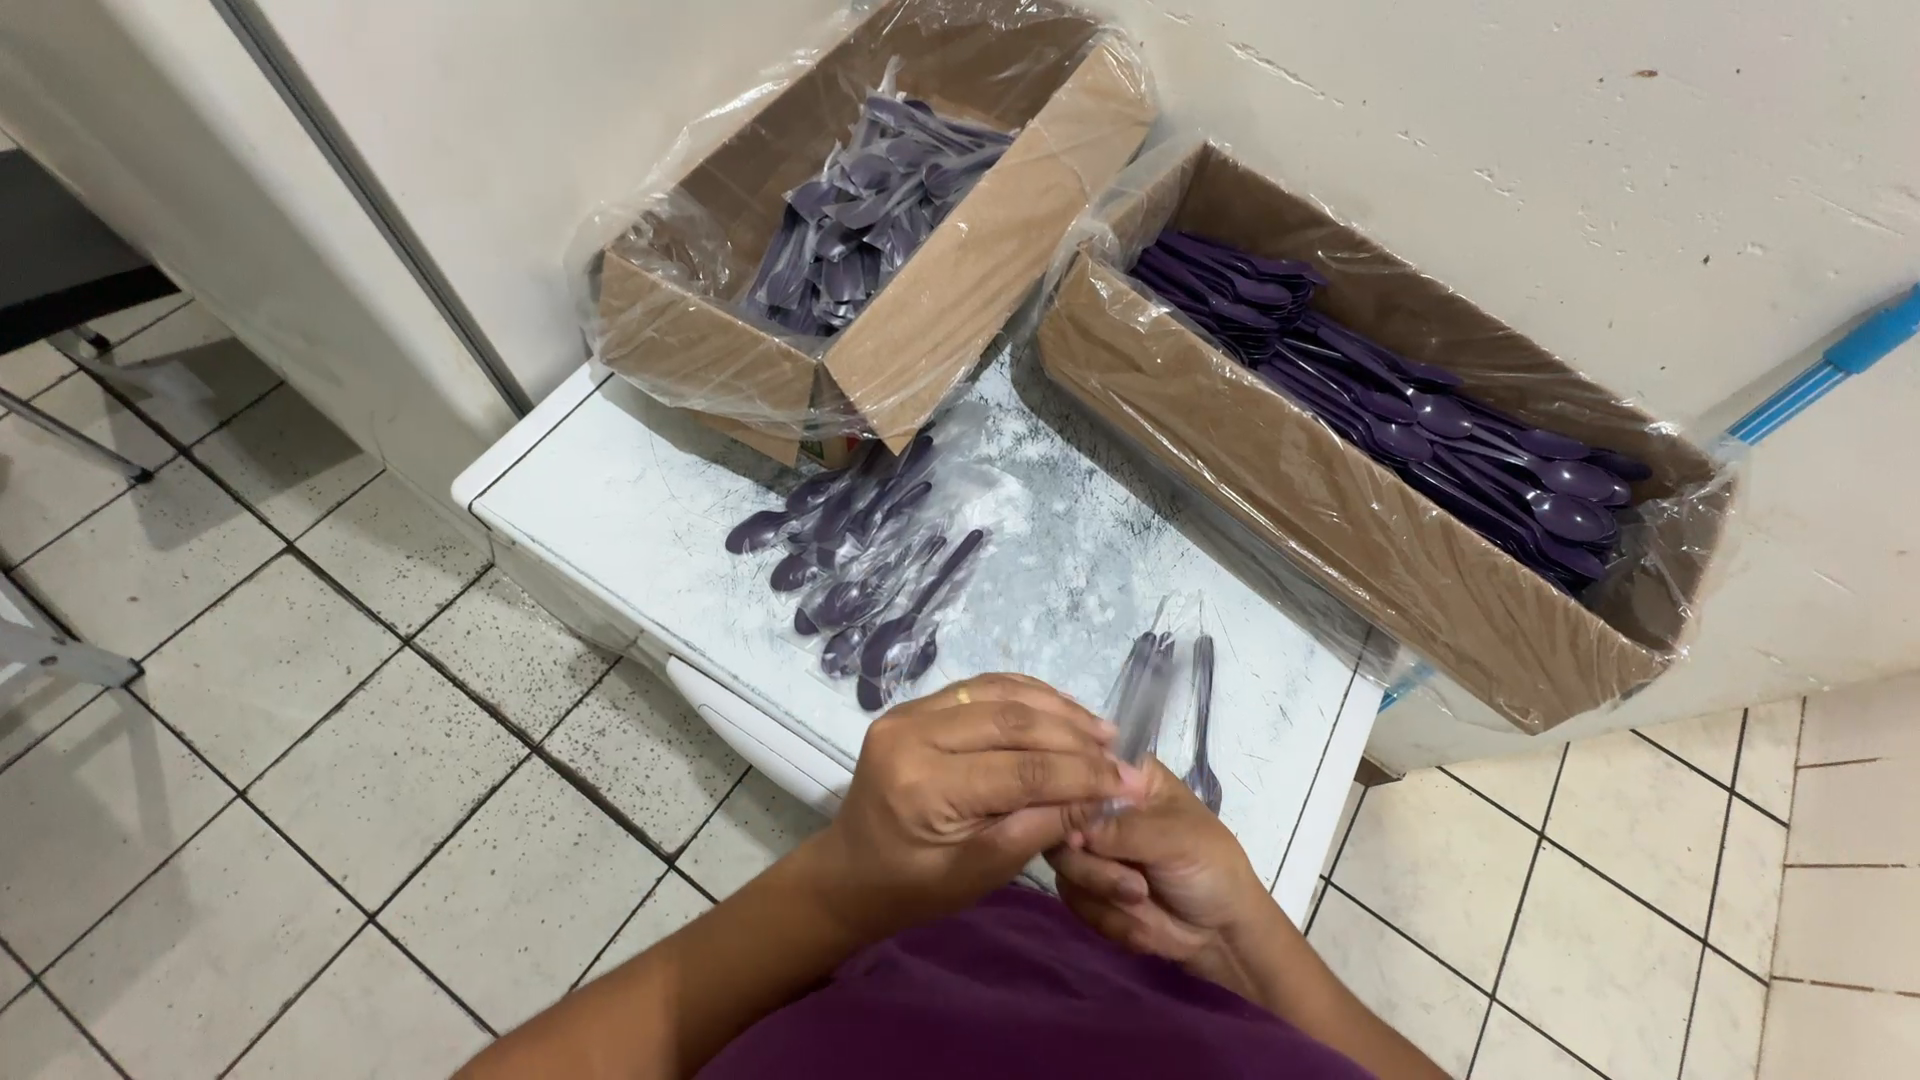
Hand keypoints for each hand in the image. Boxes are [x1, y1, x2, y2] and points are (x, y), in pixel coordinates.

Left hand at [797, 674, 1146, 940]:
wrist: (850, 871)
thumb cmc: (913, 888)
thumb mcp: (979, 874)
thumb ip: (1039, 828)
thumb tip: (1104, 796)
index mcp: (922, 785)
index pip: (1019, 770)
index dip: (1080, 774)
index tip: (1128, 782)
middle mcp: (911, 734)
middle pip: (1011, 721)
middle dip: (1073, 737)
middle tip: (1120, 753)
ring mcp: (908, 712)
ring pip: (999, 693)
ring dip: (1055, 708)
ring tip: (1100, 729)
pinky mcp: (913, 706)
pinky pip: (979, 687)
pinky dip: (1025, 694)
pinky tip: (1059, 709)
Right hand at [1047, 757, 1276, 983]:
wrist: (1222, 935)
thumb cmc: (1211, 868)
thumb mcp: (1177, 840)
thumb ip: (1125, 829)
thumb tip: (1072, 831)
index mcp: (1124, 776)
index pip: (1079, 765)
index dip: (1071, 790)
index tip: (1082, 825)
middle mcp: (1098, 806)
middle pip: (1059, 818)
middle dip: (1090, 860)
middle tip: (1132, 883)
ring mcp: (1089, 847)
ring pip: (1062, 862)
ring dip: (1102, 889)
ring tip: (1142, 897)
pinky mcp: (1085, 886)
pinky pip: (1072, 896)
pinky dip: (1107, 914)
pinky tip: (1138, 916)